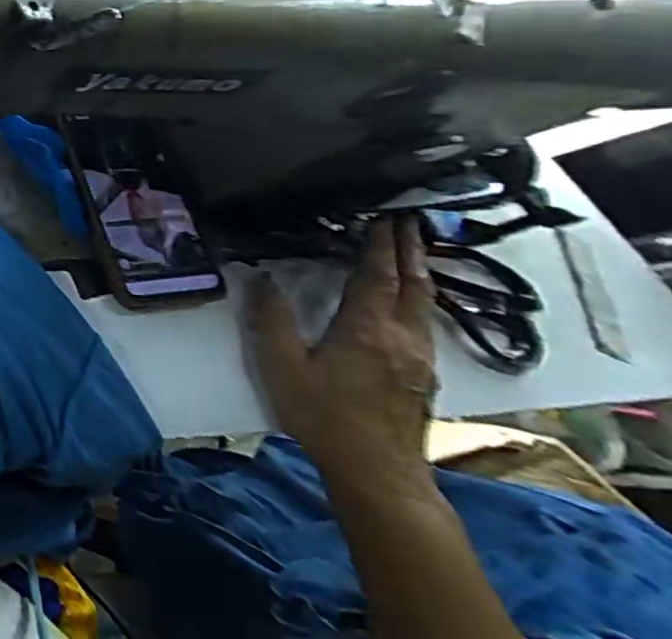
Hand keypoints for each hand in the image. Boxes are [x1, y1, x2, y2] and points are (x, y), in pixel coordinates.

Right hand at [249, 214, 438, 485]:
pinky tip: (410, 302)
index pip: (377, 276)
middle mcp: (402, 338)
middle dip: (410, 250)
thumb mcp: (281, 365)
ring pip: (425, 305)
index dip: (380, 245)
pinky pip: (425, 323)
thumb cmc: (322, 415)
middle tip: (408, 221)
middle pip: (414, 285)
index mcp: (366, 329)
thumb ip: (272, 319)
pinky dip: (419, 299)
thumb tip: (263, 278)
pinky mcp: (424, 376)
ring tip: (411, 252)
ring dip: (417, 273)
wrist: (377, 470)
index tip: (384, 217)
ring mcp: (419, 358)